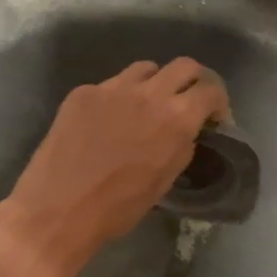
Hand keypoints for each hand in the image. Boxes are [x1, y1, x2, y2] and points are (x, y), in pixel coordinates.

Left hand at [0, 58, 228, 276]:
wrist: (58, 210)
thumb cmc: (118, 207)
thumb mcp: (164, 181)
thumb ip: (181, 146)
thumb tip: (187, 132)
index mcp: (176, 119)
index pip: (210, 90)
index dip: (218, 101)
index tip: (213, 115)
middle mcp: (149, 94)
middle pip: (183, 66)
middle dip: (192, 81)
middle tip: (186, 102)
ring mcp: (113, 88)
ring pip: (146, 68)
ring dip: (155, 83)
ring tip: (146, 105)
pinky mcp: (83, 92)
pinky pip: (111, 84)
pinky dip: (118, 97)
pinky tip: (106, 121)